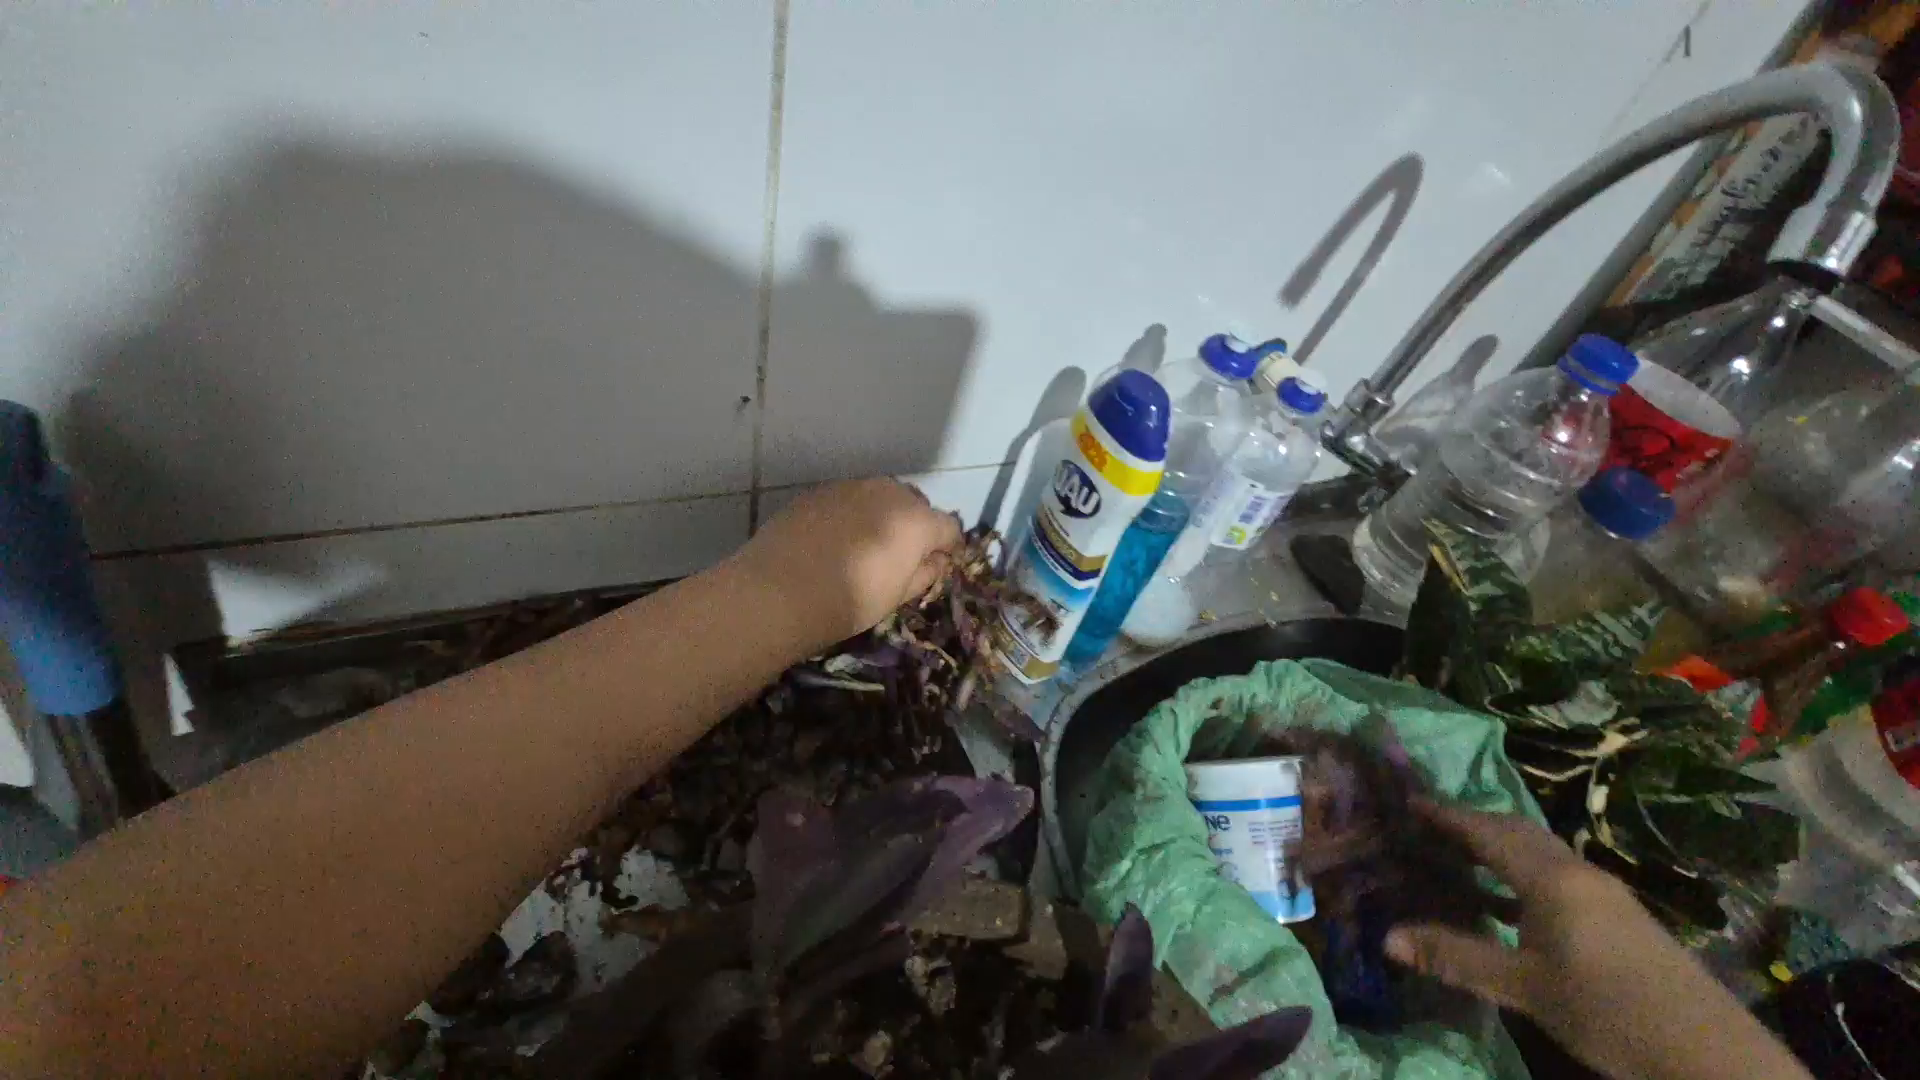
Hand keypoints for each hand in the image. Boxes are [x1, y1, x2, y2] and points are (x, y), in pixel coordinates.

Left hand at [734, 479, 961, 647]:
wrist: (777, 592)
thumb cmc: (848, 602)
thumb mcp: (896, 597)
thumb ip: (924, 573)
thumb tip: (936, 560)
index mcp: (917, 521)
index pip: (949, 527)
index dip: (949, 547)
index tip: (940, 564)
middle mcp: (889, 493)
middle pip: (916, 504)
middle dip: (916, 526)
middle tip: (902, 556)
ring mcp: (851, 486)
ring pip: (881, 496)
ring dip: (884, 516)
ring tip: (867, 545)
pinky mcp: (819, 491)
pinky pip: (849, 498)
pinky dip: (852, 514)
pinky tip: (835, 539)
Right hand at [1384, 801, 1809, 1079]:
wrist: (1721, 1064)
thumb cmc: (1613, 1015)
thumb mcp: (1527, 989)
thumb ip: (1457, 957)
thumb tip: (1387, 937)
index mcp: (1551, 879)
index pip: (1486, 831)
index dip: (1446, 815)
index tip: (1408, 801)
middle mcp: (1578, 873)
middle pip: (1516, 831)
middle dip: (1471, 823)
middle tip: (1427, 826)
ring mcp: (1605, 895)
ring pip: (1539, 852)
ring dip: (1498, 847)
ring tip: (1458, 855)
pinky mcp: (1621, 919)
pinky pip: (1556, 875)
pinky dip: (1521, 873)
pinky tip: (1507, 902)